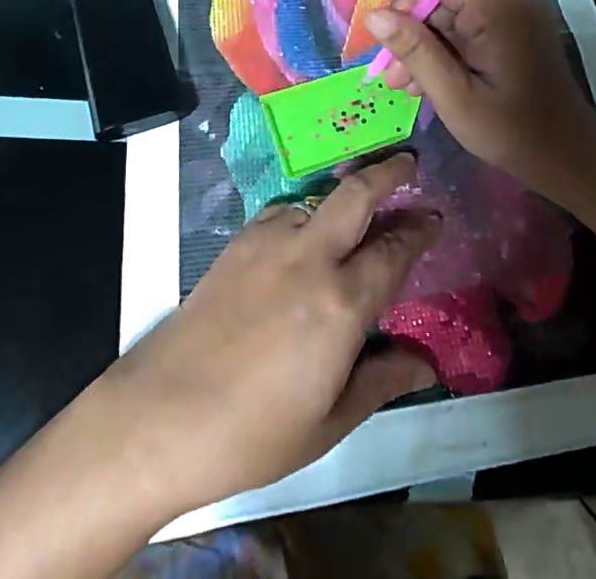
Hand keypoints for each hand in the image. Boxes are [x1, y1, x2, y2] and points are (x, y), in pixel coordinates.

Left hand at [75, 153, 438, 519]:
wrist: (160, 414)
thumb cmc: (253, 432)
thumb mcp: (331, 421)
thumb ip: (382, 380)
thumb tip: (426, 363)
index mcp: (340, 302)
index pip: (393, 251)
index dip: (419, 230)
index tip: (434, 218)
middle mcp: (306, 259)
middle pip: (353, 196)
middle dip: (386, 172)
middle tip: (407, 162)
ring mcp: (264, 247)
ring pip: (313, 199)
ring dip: (340, 194)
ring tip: (358, 202)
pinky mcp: (232, 248)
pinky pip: (278, 215)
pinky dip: (302, 212)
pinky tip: (304, 233)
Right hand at [366, 0, 595, 194]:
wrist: (569, 158)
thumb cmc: (512, 132)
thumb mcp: (454, 96)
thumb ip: (415, 51)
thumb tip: (373, 15)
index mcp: (498, 9)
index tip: (393, 42)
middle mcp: (508, 1)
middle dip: (411, 30)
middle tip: (393, 77)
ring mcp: (512, 17)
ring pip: (448, 14)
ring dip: (422, 45)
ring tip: (405, 86)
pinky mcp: (511, 33)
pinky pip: (465, 28)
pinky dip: (443, 51)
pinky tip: (427, 83)